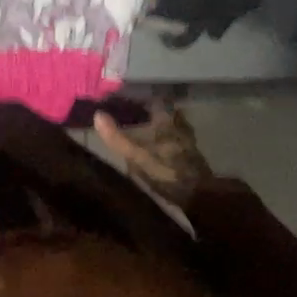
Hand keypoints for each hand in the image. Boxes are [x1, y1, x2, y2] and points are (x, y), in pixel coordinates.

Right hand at [93, 99, 212, 207]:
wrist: (199, 197)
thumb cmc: (167, 172)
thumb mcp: (137, 156)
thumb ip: (117, 137)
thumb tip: (97, 115)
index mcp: (168, 122)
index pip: (159, 101)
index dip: (146, 99)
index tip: (132, 100)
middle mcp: (181, 127)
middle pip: (169, 113)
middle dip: (155, 114)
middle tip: (139, 116)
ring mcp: (190, 143)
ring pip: (176, 128)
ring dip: (164, 128)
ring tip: (149, 133)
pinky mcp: (194, 158)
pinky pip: (180, 142)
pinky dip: (170, 142)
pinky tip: (161, 152)